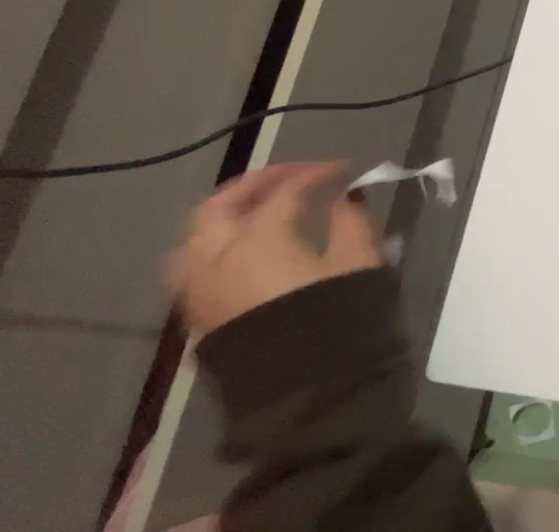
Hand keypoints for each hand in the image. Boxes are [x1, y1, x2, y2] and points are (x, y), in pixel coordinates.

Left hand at [170, 161, 382, 335]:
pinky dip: (221, 243)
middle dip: (257, 184)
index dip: (319, 174)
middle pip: (220, 206)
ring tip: (262, 209)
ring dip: (229, 213)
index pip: (287, 192)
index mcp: (260, 241)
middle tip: (293, 175)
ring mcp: (201, 288)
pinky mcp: (201, 313)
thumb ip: (352, 223)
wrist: (308, 390)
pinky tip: (250, 247)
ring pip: (197, 236)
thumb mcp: (360, 264)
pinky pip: (198, 265)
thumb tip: (346, 198)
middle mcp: (217, 258)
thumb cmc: (340, 319)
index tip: (347, 169)